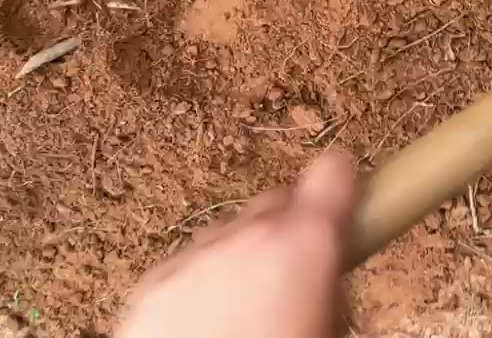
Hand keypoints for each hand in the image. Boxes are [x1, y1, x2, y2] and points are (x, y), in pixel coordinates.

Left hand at [119, 152, 356, 337]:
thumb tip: (325, 279)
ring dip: (239, 258)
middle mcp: (252, 235)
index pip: (334, 169)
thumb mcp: (330, 330)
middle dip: (286, 232)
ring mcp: (196, 257)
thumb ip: (332, 290)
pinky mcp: (150, 286)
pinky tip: (200, 331)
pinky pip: (187, 264)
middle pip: (278, 201)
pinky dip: (196, 285)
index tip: (341, 212)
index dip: (340, 188)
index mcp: (307, 242)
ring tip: (237, 317)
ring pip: (230, 232)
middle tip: (287, 283)